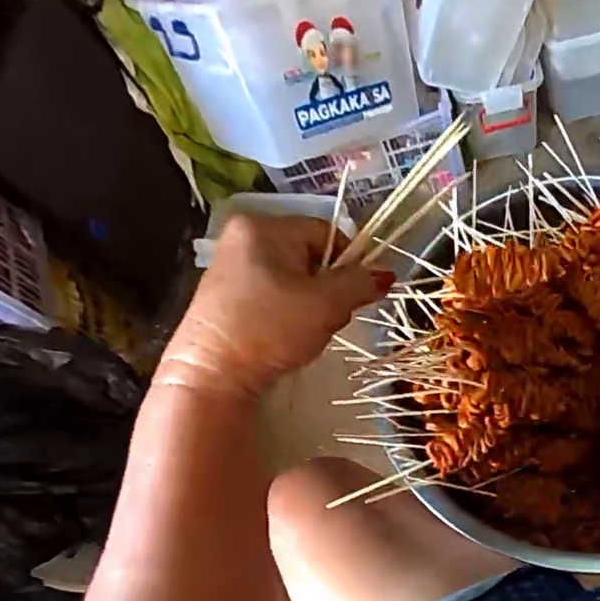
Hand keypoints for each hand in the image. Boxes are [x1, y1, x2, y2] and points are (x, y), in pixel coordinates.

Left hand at [159, 214, 390, 396]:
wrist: (213, 374)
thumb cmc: (270, 329)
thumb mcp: (326, 305)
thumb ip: (360, 284)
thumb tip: (386, 274)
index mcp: (264, 226)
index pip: (326, 232)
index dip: (349, 262)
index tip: (355, 295)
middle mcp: (243, 237)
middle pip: (310, 257)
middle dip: (328, 289)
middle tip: (328, 318)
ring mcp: (231, 268)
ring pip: (293, 280)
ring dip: (311, 306)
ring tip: (305, 333)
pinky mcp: (225, 298)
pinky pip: (273, 297)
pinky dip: (288, 315)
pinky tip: (285, 338)